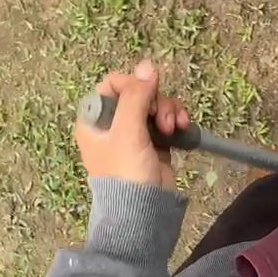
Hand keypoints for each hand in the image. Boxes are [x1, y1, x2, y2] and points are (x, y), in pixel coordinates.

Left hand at [75, 59, 190, 188]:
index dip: (133, 85)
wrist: (143, 211)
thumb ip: (136, 96)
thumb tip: (148, 65)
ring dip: (169, 111)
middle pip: (138, 92)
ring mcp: (134, 133)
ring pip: (155, 104)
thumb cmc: (126, 172)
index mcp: (94, 119)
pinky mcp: (154, 142)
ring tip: (175, 128)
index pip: (113, 84)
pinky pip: (166, 119)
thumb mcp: (127, 132)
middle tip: (163, 120)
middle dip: (157, 101)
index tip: (147, 97)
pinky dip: (176, 120)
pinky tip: (183, 129)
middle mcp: (112, 123)